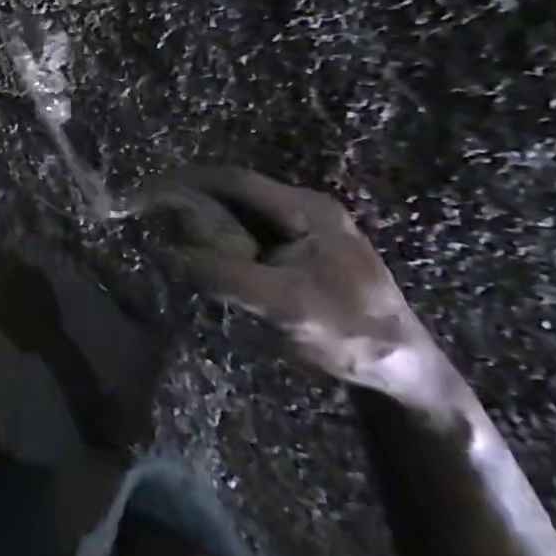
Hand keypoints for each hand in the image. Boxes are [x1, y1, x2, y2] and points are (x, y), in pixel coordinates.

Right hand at [138, 168, 440, 399]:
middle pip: (235, 196)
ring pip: (241, 218)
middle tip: (150, 217)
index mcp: (306, 208)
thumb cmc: (351, 334)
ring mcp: (304, 233)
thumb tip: (165, 253)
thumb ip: (225, 278)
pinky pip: (251, 240)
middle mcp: (303, 210)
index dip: (188, 182)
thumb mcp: (285, 307)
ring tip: (167, 238)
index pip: (235, 181)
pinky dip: (221, 246)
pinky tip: (204, 263)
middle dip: (191, 202)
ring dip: (204, 225)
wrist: (406, 373)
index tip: (149, 192)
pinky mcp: (300, 258)